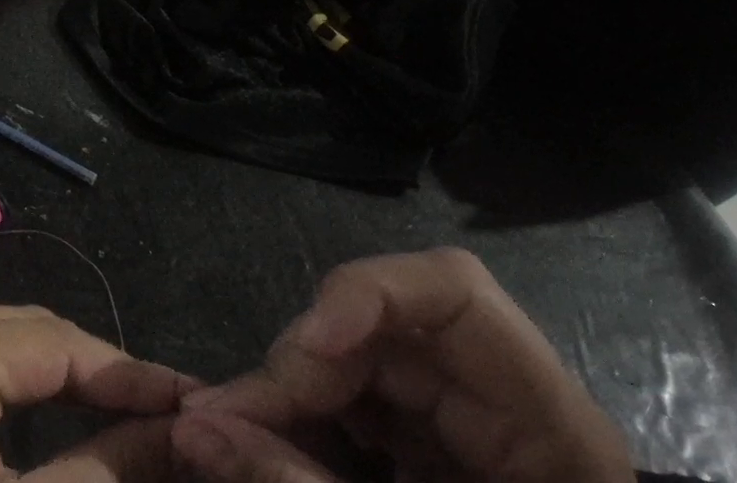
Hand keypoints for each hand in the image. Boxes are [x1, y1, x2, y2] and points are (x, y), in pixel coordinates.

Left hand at [0, 305, 196, 482]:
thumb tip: (179, 433)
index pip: (50, 342)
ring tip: (127, 409)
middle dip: (96, 370)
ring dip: (61, 377)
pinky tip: (62, 411)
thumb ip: (106, 469)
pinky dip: (17, 389)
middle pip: (23, 333)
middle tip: (165, 411)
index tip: (193, 398)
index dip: (126, 371)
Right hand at [174, 248, 633, 482]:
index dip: (365, 294)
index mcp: (543, 417)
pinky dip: (299, 419)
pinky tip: (267, 445)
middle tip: (225, 418)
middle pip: (375, 328)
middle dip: (296, 367)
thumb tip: (193, 428)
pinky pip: (348, 402)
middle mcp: (495, 393)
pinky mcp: (425, 441)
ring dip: (285, 393)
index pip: (453, 291)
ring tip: (230, 433)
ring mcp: (457, 415)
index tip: (302, 345)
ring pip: (349, 359)